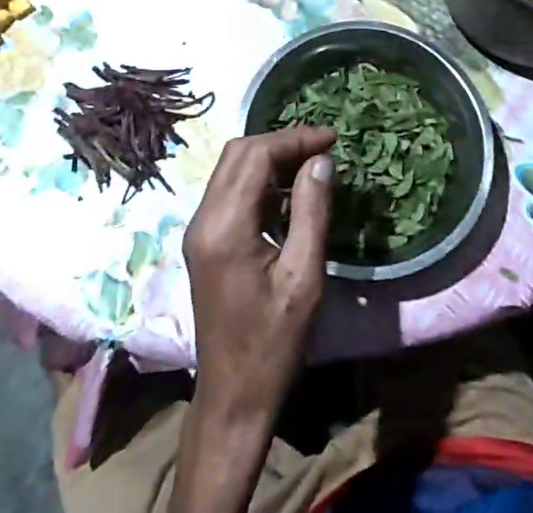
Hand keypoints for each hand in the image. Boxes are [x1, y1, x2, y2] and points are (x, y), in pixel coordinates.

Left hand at [183, 127, 334, 424]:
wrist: (234, 394)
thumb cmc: (274, 342)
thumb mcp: (304, 277)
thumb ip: (311, 212)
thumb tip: (320, 160)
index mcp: (224, 226)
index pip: (255, 155)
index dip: (294, 139)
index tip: (332, 138)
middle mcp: (203, 219)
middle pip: (238, 154)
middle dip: (281, 142)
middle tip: (323, 147)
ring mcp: (199, 230)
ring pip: (232, 170)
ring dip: (270, 159)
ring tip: (312, 163)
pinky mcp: (205, 242)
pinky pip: (230, 193)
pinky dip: (260, 182)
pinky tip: (291, 194)